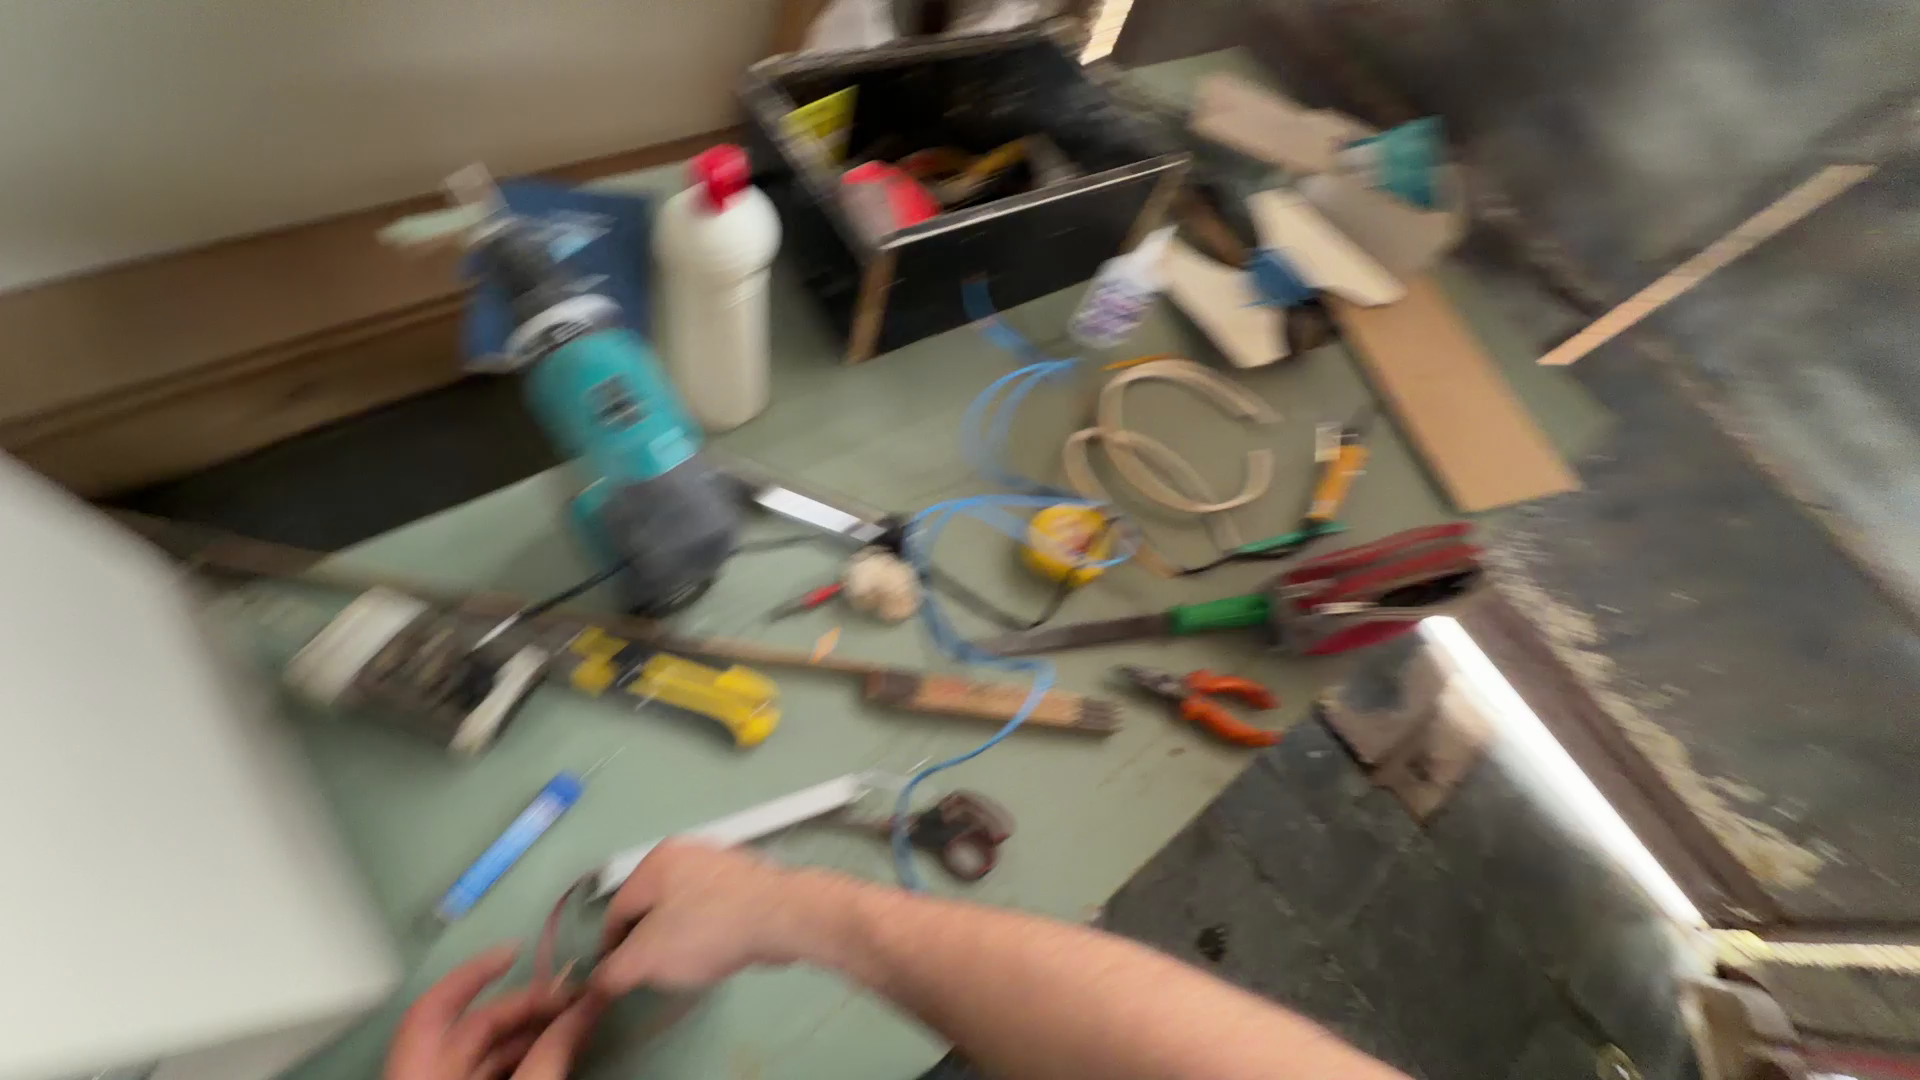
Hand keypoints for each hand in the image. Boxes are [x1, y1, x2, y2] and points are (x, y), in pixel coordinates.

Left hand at [386, 946, 605, 1079]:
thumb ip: (554, 1051)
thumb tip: (590, 1003)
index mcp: (419, 1074)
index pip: (433, 1010)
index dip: (472, 974)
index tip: (518, 949)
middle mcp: (421, 1079)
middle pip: (470, 1027)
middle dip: (525, 1006)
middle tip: (571, 996)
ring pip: (482, 1052)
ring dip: (530, 1032)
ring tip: (574, 1022)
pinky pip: (486, 1073)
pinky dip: (522, 1057)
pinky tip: (555, 1050)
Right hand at [594, 841, 835, 993]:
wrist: (780, 916)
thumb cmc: (707, 928)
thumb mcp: (646, 957)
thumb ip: (613, 970)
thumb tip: (602, 978)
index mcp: (658, 859)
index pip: (617, 909)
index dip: (612, 948)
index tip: (620, 976)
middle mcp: (688, 850)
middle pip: (651, 905)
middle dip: (648, 940)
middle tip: (656, 969)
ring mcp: (720, 860)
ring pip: (683, 906)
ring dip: (679, 935)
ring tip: (689, 960)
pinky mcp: (746, 877)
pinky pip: (713, 907)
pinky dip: (709, 927)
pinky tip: (718, 946)